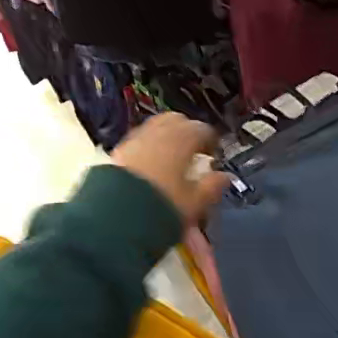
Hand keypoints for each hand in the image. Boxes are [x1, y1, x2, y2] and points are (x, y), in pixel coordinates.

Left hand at [110, 114, 230, 223]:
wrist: (112, 216)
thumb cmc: (162, 206)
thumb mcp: (194, 202)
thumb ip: (212, 186)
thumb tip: (225, 177)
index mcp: (184, 138)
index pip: (204, 130)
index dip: (211, 142)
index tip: (212, 158)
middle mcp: (160, 131)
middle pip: (179, 121)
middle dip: (188, 133)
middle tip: (193, 153)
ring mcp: (137, 138)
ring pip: (157, 127)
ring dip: (167, 138)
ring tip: (171, 159)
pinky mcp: (118, 150)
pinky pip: (140, 140)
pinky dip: (149, 147)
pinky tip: (150, 166)